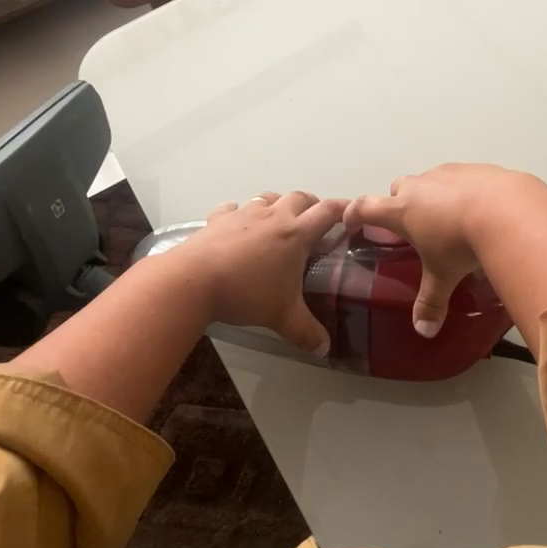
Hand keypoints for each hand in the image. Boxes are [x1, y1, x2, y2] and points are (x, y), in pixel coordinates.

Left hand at [166, 190, 344, 355]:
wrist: (193, 280)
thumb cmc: (246, 293)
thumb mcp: (282, 317)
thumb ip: (306, 332)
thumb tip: (325, 350)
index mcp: (297, 234)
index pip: (328, 211)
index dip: (344, 209)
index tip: (353, 212)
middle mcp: (274, 216)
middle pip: (300, 197)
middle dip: (312, 205)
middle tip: (315, 221)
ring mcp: (245, 214)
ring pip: (268, 197)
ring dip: (278, 204)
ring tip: (278, 220)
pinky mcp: (219, 219)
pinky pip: (233, 209)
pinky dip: (238, 214)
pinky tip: (235, 226)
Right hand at [344, 164, 546, 336]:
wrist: (506, 209)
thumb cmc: (462, 243)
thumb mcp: (443, 276)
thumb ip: (431, 302)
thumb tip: (425, 331)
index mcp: (402, 210)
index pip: (365, 207)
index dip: (354, 214)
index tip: (351, 223)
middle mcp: (420, 186)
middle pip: (397, 189)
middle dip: (399, 204)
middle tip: (412, 228)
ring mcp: (447, 172)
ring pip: (429, 181)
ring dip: (432, 196)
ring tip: (450, 220)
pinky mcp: (474, 168)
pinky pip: (460, 178)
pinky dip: (462, 190)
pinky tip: (479, 208)